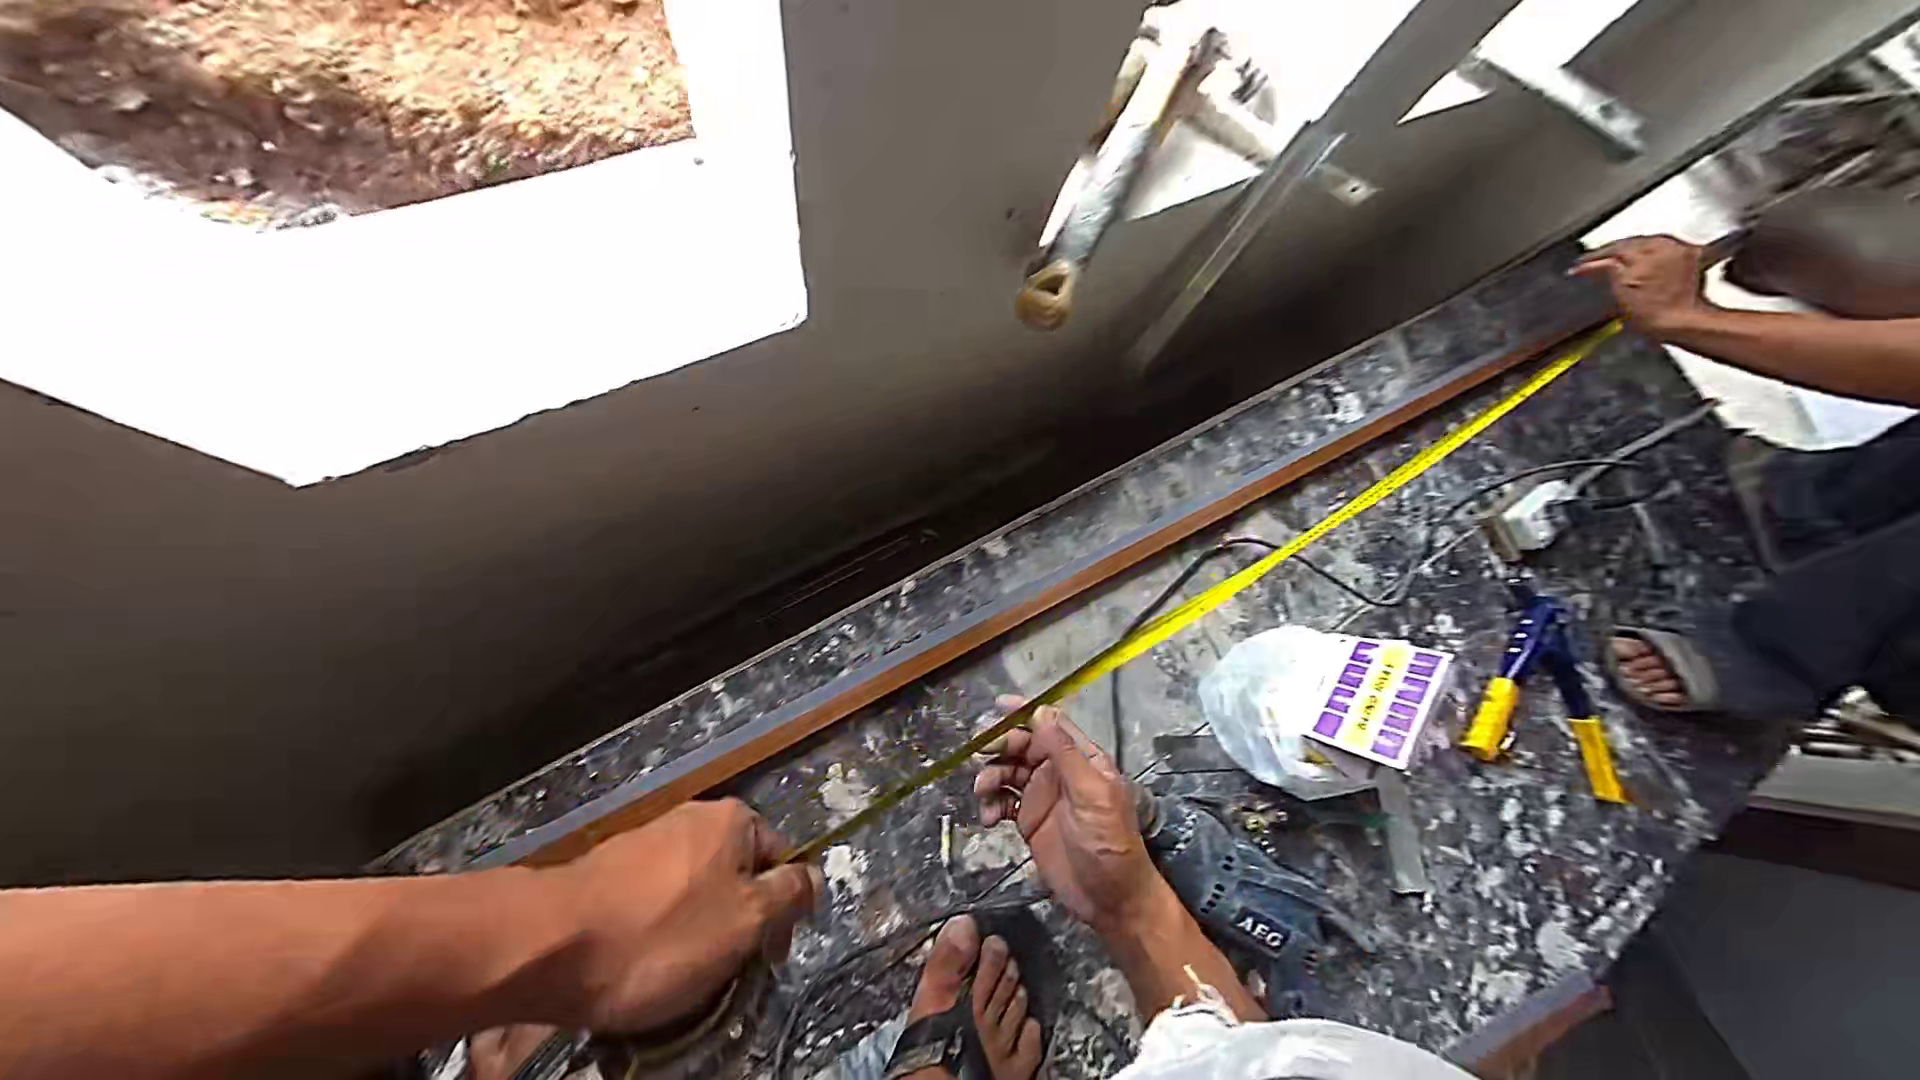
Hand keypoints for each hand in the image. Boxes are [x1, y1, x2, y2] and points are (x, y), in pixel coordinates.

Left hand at [548, 798, 821, 1032]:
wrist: (548, 943)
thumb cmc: (662, 934)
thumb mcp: (746, 920)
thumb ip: (789, 894)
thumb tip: (812, 876)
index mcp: (735, 820)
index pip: (782, 860)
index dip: (782, 910)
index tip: (767, 956)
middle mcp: (696, 816)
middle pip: (738, 873)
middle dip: (738, 920)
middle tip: (724, 968)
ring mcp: (649, 837)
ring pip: (695, 888)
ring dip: (697, 926)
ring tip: (677, 971)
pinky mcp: (611, 865)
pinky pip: (654, 897)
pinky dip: (656, 926)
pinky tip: (638, 958)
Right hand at [972, 697, 1166, 933]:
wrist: (1111, 900)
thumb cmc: (1109, 843)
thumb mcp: (1092, 794)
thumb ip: (1065, 753)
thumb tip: (1041, 712)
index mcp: (1080, 758)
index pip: (1049, 724)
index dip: (1023, 711)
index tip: (997, 706)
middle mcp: (1058, 770)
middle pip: (1022, 745)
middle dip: (1000, 744)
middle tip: (981, 752)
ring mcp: (1042, 794)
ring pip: (1008, 770)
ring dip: (991, 775)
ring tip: (982, 791)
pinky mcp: (1029, 819)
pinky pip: (1003, 800)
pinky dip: (992, 804)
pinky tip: (989, 819)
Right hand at [1571, 235, 1713, 338]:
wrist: (1678, 321)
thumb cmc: (1649, 311)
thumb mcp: (1619, 290)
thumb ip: (1605, 271)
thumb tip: (1587, 265)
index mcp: (1649, 254)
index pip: (1615, 249)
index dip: (1593, 258)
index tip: (1578, 267)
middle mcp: (1668, 249)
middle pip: (1634, 242)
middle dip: (1611, 251)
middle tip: (1591, 261)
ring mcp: (1681, 253)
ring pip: (1650, 243)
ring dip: (1629, 249)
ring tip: (1613, 259)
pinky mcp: (1689, 260)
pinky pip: (1665, 248)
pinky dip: (1648, 252)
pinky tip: (1639, 259)